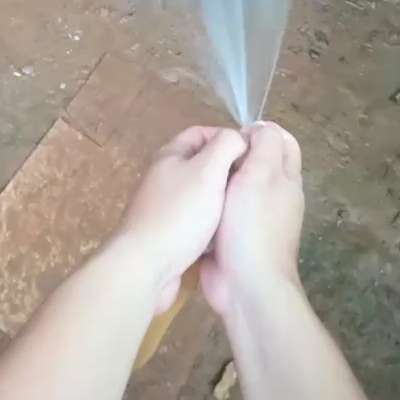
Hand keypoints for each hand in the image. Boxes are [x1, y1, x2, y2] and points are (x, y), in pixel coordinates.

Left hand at [108, 126, 247, 310]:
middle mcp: (164, 176)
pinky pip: (196, 221)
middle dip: (227, 171)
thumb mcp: (207, 171)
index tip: (251, 154)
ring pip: (202, 195)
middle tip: (252, 184)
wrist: (147, 266)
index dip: (226, 138)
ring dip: (222, 201)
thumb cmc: (180, 213)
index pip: (200, 133)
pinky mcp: (167, 233)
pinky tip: (227, 236)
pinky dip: (212, 225)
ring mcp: (164, 205)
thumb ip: (225, 147)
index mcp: (170, 155)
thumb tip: (238, 137)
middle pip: (202, 164)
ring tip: (244, 210)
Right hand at [201, 121, 304, 318]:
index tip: (232, 134)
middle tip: (209, 153)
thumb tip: (258, 127)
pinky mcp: (234, 236)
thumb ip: (263, 144)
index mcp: (285, 180)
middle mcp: (274, 197)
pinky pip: (222, 209)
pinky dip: (210, 201)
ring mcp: (254, 218)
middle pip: (257, 162)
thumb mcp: (262, 173)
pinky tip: (192, 198)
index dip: (259, 130)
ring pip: (235, 185)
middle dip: (235, 153)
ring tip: (195, 172)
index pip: (282, 141)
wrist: (245, 285)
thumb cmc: (253, 224)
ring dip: (218, 178)